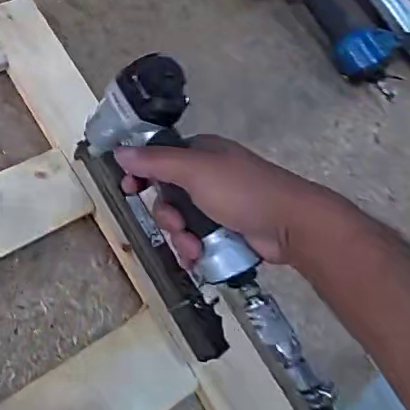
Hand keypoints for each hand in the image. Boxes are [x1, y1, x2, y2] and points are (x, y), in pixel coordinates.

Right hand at [116, 135, 344, 265]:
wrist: (290, 224)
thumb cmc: (241, 190)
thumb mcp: (195, 171)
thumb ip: (156, 162)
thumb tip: (120, 152)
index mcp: (201, 152)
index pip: (159, 158)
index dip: (142, 174)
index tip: (129, 190)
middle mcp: (207, 175)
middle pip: (166, 195)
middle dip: (167, 216)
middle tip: (177, 226)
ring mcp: (217, 203)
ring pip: (180, 221)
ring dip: (180, 237)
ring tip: (194, 248)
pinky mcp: (226, 228)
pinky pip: (196, 238)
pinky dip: (193, 248)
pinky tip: (198, 258)